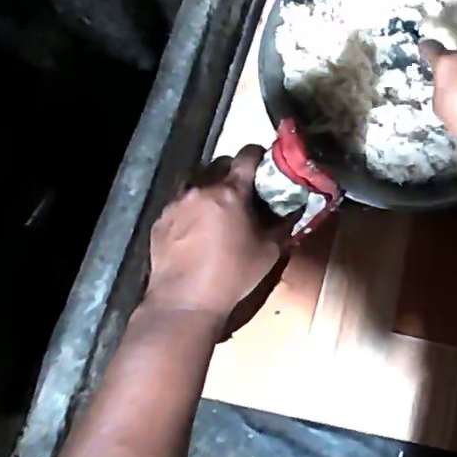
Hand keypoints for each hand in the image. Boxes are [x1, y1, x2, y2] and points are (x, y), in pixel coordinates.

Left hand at [145, 145, 286, 330]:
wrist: (185, 301)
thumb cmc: (234, 275)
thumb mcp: (270, 251)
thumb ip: (283, 223)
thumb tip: (296, 207)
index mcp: (231, 191)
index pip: (247, 154)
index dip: (258, 155)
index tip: (263, 165)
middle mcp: (202, 188)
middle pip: (220, 163)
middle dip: (232, 171)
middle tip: (242, 191)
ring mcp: (177, 202)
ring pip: (196, 180)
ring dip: (208, 186)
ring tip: (216, 206)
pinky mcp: (160, 219)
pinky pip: (179, 202)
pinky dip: (190, 207)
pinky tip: (195, 228)